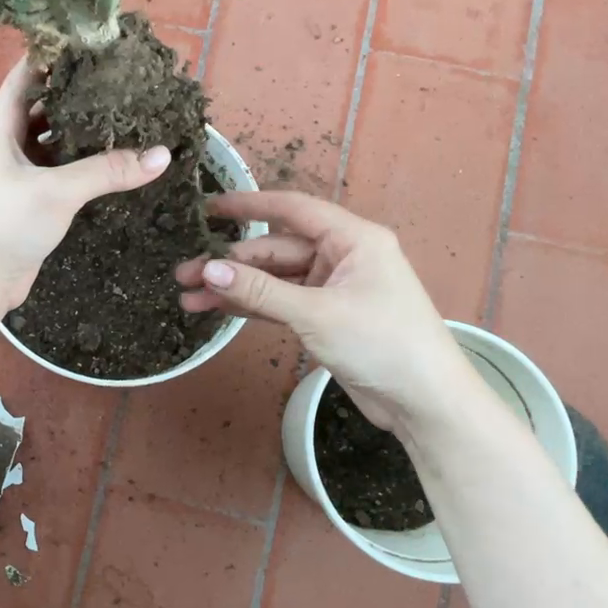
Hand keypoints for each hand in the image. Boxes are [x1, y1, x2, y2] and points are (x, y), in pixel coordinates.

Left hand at [0, 57, 171, 310]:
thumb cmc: (6, 225)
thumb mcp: (58, 192)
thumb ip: (108, 170)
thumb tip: (163, 154)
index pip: (28, 70)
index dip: (59, 52)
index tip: (99, 40)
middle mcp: (4, 139)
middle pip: (45, 101)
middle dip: (80, 89)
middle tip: (125, 76)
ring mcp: (16, 168)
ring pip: (53, 135)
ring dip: (83, 127)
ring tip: (127, 111)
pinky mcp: (29, 193)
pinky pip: (58, 164)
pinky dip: (81, 157)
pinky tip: (114, 154)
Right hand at [175, 191, 470, 435]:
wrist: (423, 401)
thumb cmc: (381, 343)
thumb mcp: (316, 313)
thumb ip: (260, 290)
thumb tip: (208, 270)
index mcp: (352, 239)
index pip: (292, 209)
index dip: (248, 206)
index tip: (207, 209)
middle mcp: (341, 257)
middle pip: (275, 250)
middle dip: (230, 263)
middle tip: (183, 275)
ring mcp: (332, 288)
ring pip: (273, 280)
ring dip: (234, 288)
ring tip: (188, 298)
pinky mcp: (325, 318)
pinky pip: (280, 303)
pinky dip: (251, 306)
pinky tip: (217, 310)